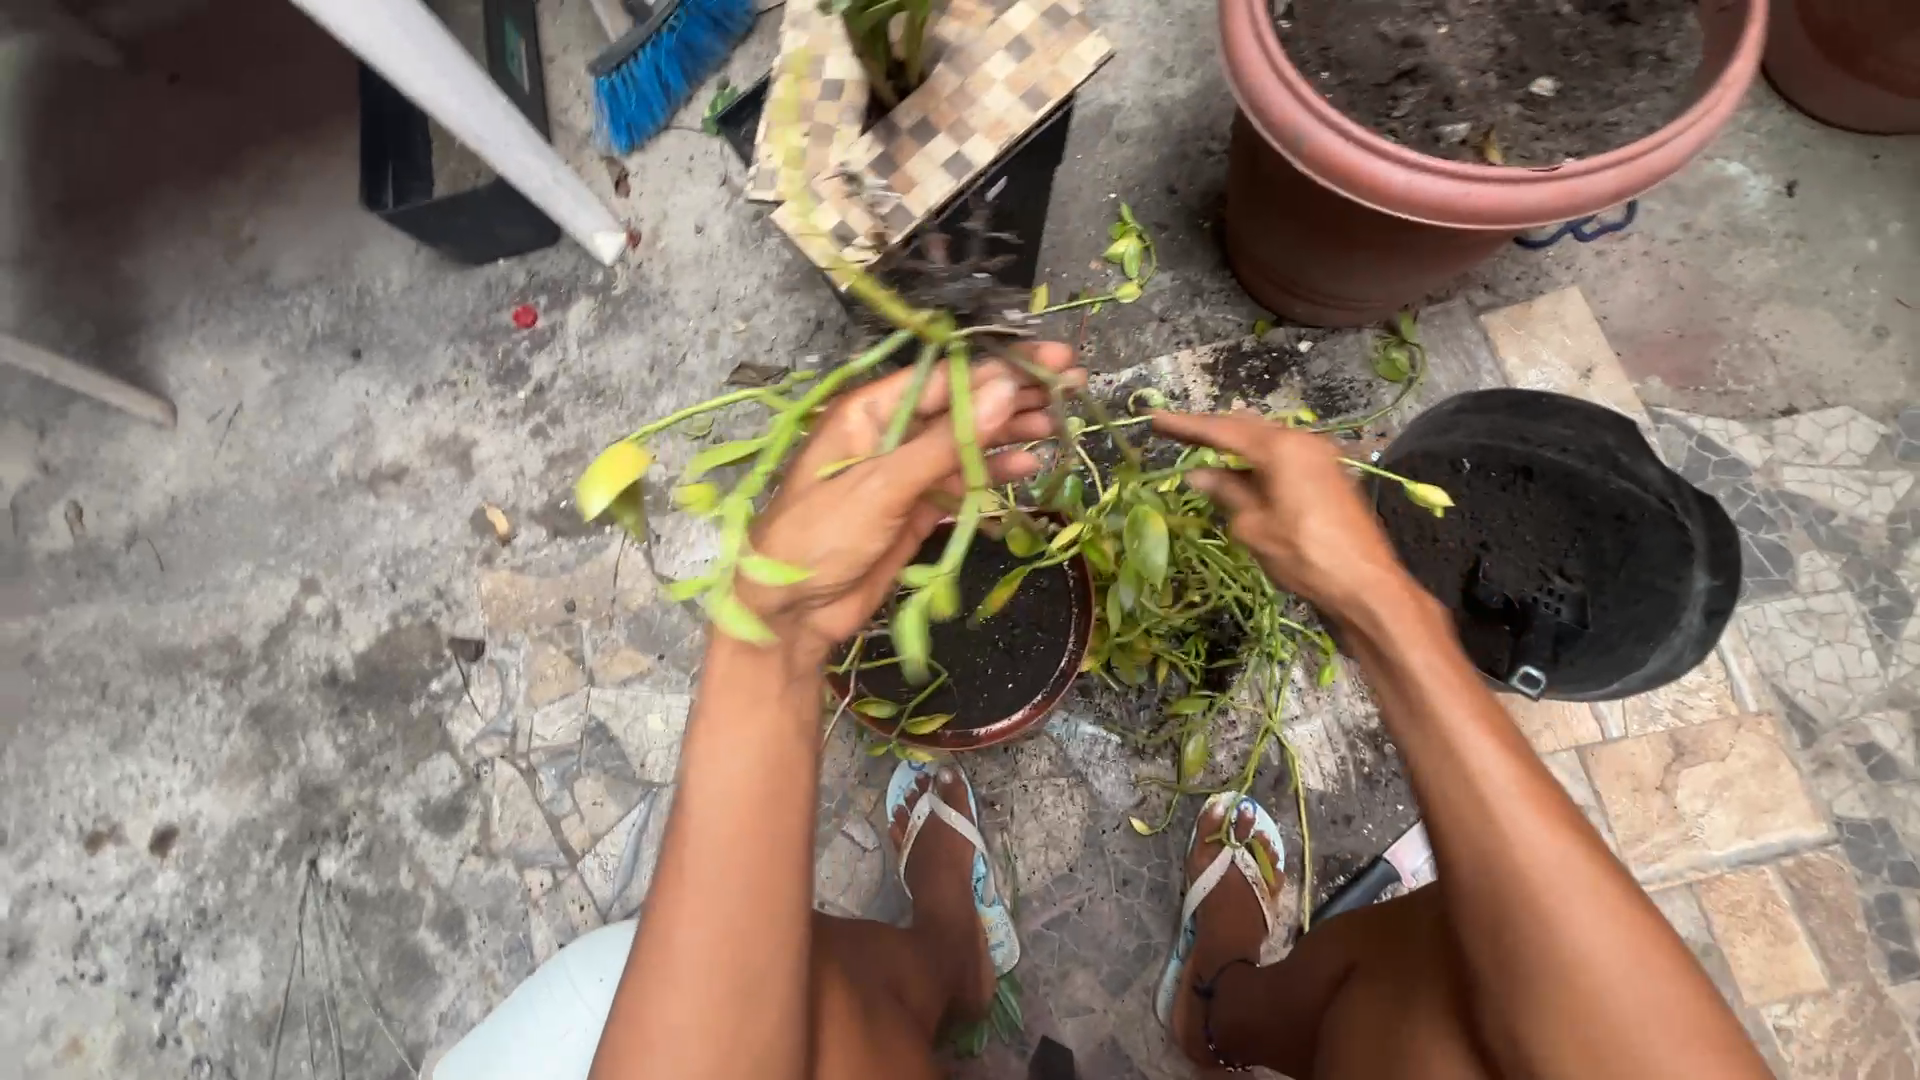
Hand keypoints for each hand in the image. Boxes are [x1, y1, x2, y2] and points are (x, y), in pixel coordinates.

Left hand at [739, 343, 1085, 659]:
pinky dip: (992, 476)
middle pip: (961, 406)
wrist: (792, 613)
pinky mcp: (917, 510)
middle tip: (1070, 386)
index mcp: (871, 412)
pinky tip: (1026, 468)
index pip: (946, 377)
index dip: (1000, 367)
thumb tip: (1004, 390)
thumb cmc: (818, 537)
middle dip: (1013, 395)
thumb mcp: (880, 485)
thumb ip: (945, 441)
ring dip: (1009, 434)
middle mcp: (891, 434)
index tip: (1051, 362)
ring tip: (1057, 425)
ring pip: (966, 444)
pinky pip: (962, 484)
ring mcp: (906, 473)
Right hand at [1150, 411, 1416, 621]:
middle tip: (1174, 429)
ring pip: (1265, 440)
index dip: (1186, 426)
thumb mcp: (1253, 526)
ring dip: (1233, 443)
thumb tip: (1199, 474)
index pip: (1222, 431)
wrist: (1365, 584)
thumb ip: (1226, 492)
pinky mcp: (1326, 475)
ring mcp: (1318, 457)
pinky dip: (1254, 457)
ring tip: (1200, 444)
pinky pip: (1281, 455)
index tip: (1155, 420)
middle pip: (1245, 427)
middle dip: (1210, 429)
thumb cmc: (1304, 556)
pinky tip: (1238, 468)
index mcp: (1281, 449)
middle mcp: (1302, 442)